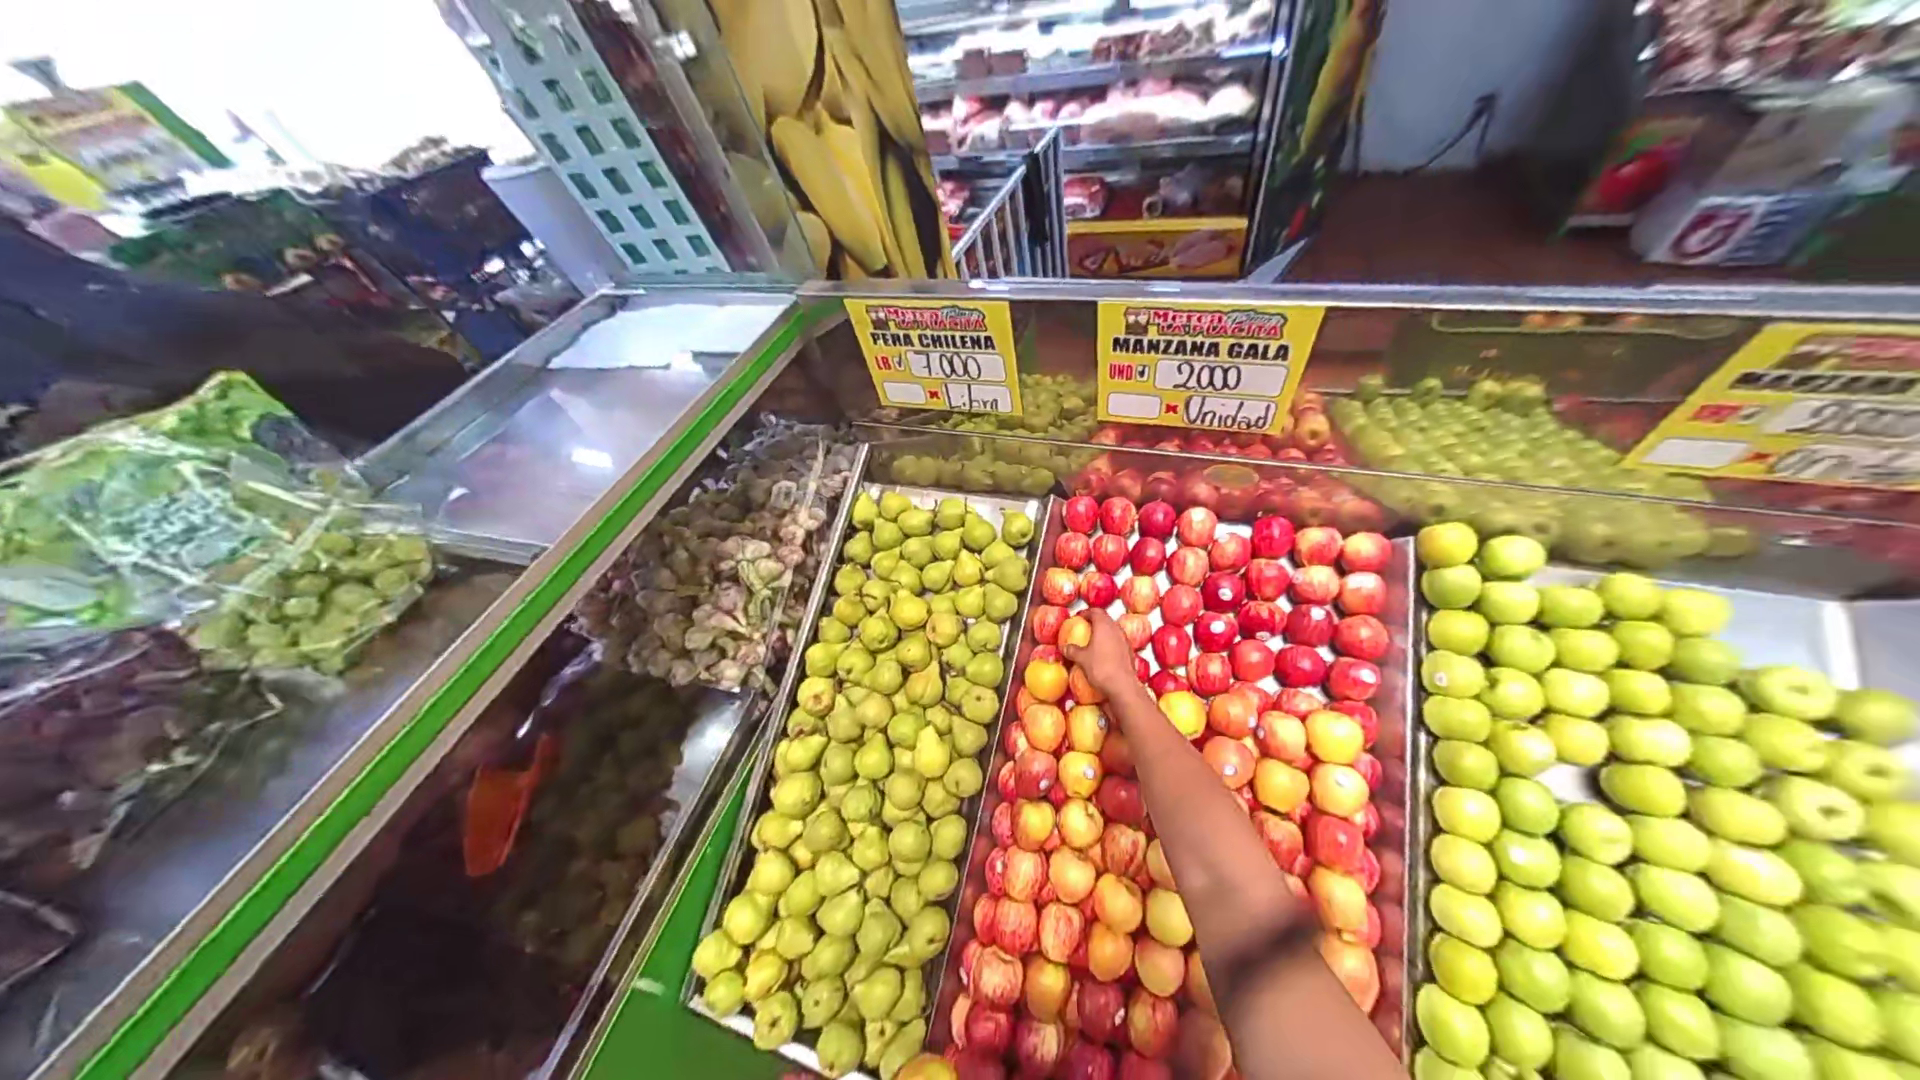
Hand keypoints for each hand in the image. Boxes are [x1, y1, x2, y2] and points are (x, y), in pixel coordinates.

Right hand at [1059, 608, 1141, 698]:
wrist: (1122, 686)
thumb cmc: (1100, 667)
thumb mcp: (1081, 659)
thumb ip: (1072, 650)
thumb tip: (1065, 648)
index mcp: (1104, 625)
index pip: (1096, 611)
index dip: (1086, 613)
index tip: (1078, 618)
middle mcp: (1116, 629)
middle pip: (1105, 619)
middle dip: (1095, 621)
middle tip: (1084, 628)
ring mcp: (1125, 640)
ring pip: (1113, 630)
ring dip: (1103, 632)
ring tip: (1093, 641)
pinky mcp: (1130, 651)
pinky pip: (1118, 641)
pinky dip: (1110, 643)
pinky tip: (1103, 653)